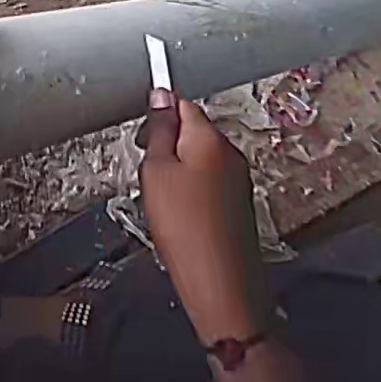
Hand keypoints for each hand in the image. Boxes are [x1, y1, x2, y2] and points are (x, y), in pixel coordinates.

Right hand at [137, 91, 270, 343]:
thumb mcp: (155, 170)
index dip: (158, 112)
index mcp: (210, 139)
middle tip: (147, 164)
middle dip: (166, 139)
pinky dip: (190, 184)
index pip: (182, 104)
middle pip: (192, 128)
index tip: (142, 129)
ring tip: (161, 192)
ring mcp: (239, 179)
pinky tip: (177, 209)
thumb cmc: (184, 226)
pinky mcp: (239, 202)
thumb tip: (161, 97)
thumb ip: (158, 129)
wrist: (221, 285)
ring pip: (199, 154)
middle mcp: (230, 154)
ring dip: (177, 163)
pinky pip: (208, 177)